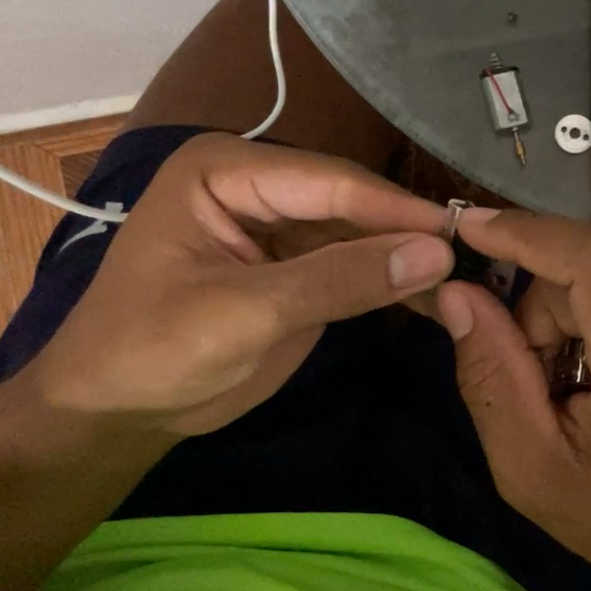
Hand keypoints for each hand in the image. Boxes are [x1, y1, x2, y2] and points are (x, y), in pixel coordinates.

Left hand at [15, 133, 453, 436]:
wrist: (112, 418)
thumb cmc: (147, 354)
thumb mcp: (242, 316)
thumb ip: (339, 280)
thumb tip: (437, 255)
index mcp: (229, 172)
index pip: (333, 183)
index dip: (399, 210)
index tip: (462, 234)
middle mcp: (265, 184)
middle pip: (359, 202)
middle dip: (412, 232)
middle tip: (477, 255)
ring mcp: (289, 222)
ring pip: (371, 231)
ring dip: (413, 258)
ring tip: (472, 277)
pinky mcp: (308, 260)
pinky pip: (366, 262)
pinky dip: (400, 280)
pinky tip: (442, 295)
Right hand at [439, 211, 590, 590]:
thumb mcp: (529, 465)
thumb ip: (491, 373)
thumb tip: (457, 291)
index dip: (528, 233)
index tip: (466, 226)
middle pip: (583, 276)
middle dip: (535, 316)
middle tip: (530, 387)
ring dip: (559, 328)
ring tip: (564, 398)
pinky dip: (585, 329)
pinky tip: (588, 386)